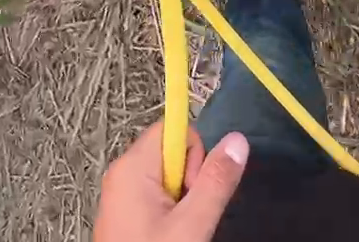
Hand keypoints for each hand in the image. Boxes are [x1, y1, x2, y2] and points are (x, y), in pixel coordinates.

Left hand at [95, 123, 249, 241]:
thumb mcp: (191, 226)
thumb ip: (216, 181)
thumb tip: (237, 140)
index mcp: (132, 165)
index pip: (174, 128)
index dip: (194, 153)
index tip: (193, 187)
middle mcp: (123, 172)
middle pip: (172, 152)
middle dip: (189, 179)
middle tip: (187, 217)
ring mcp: (121, 194)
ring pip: (167, 177)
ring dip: (181, 200)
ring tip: (177, 232)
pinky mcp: (123, 214)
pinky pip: (156, 195)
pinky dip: (169, 212)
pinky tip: (169, 237)